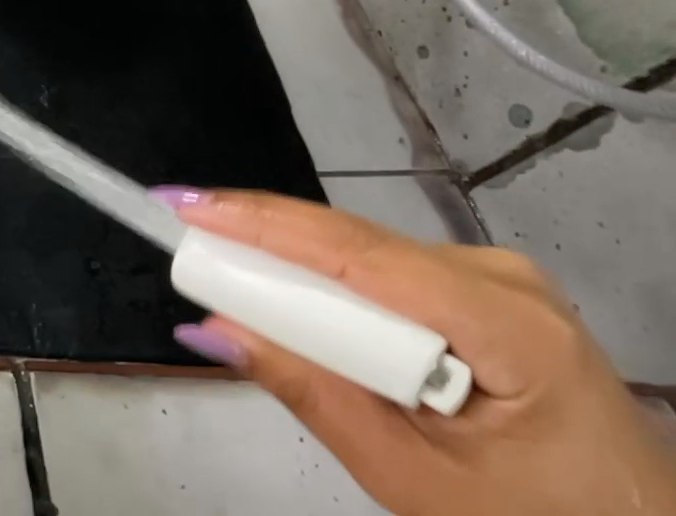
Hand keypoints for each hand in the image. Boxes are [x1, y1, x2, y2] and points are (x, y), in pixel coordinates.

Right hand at [159, 188, 675, 515]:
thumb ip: (307, 392)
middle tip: (176, 236)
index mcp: (505, 325)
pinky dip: (320, 279)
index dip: (258, 222)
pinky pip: (373, 266)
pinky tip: (286, 296)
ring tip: (218, 268)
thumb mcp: (408, 475)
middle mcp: (498, 277)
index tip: (178, 206)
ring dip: (286, 264)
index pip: (354, 252)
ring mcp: (492, 276)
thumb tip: (206, 325)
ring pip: (354, 249)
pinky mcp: (477, 285)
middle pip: (347, 241)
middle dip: (257, 239)